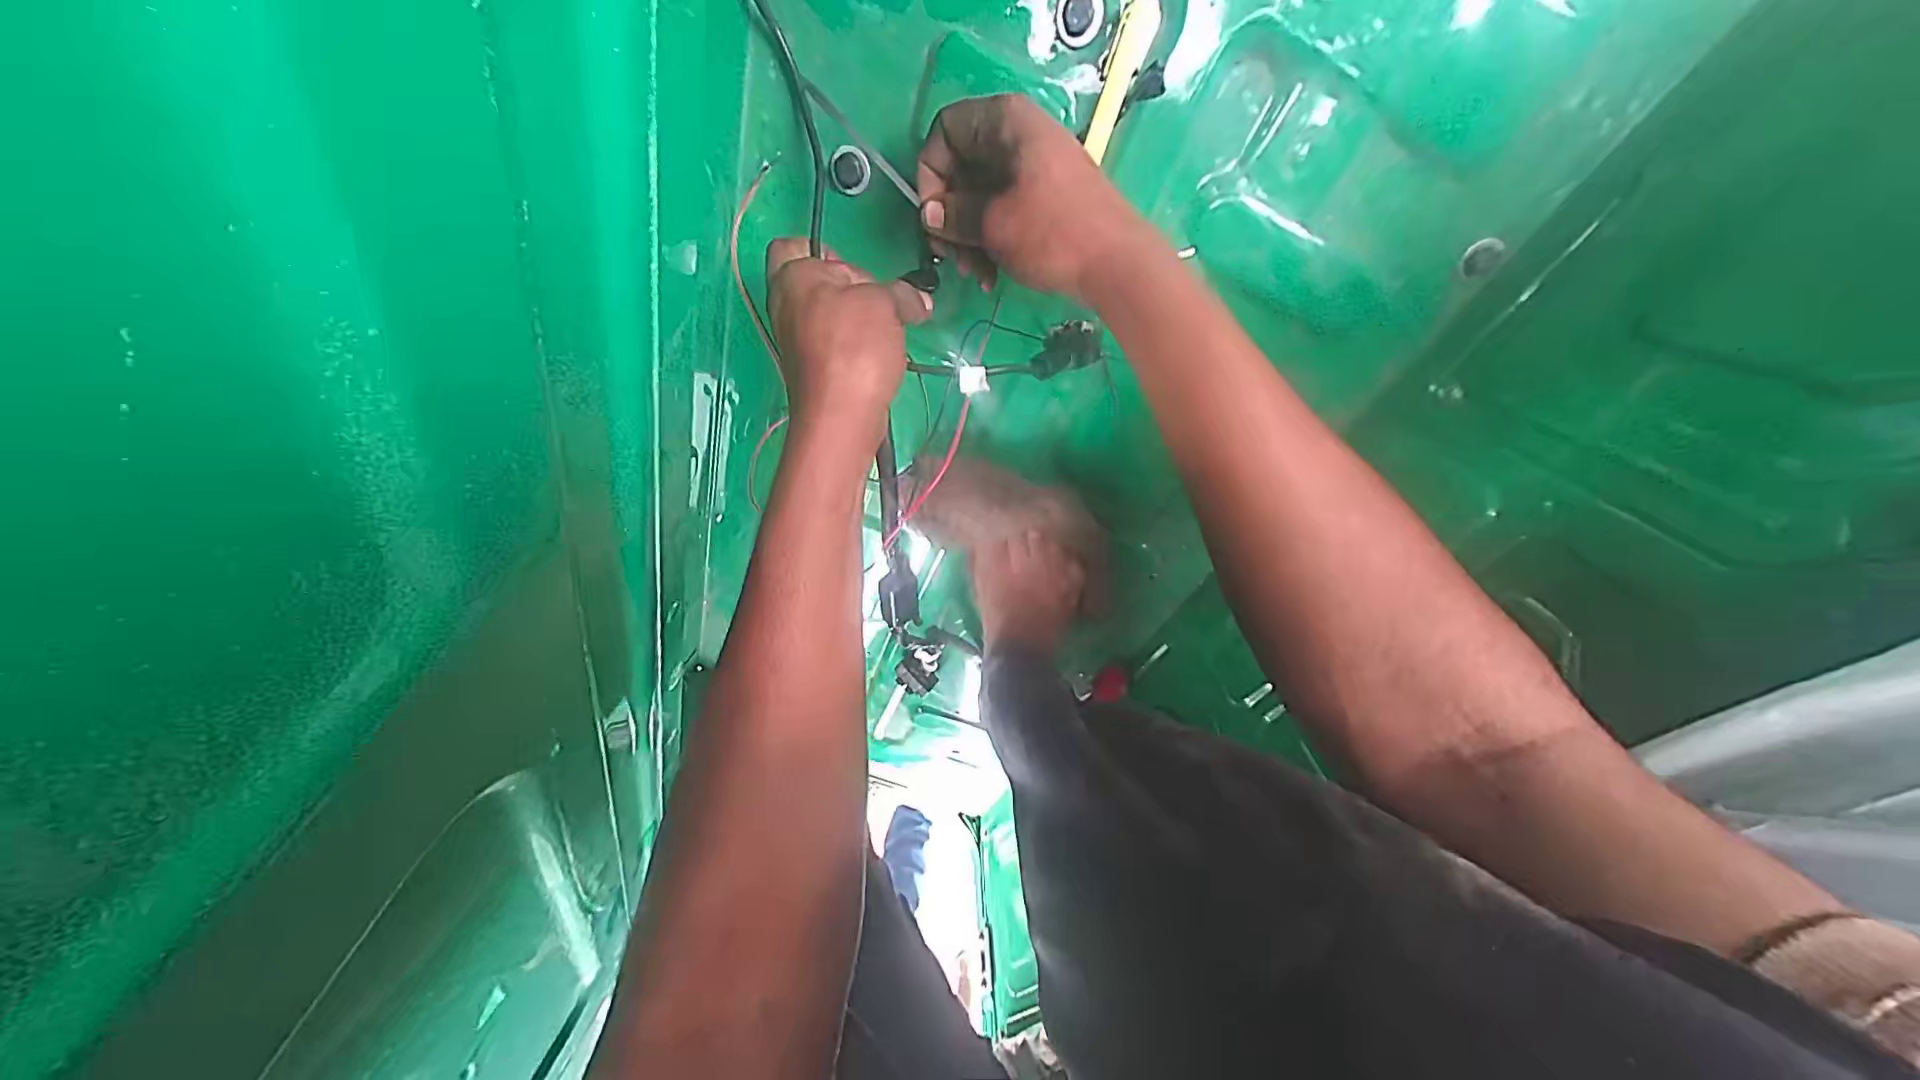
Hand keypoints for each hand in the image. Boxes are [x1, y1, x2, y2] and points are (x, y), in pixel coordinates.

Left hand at [765, 238, 932, 430]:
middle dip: (851, 288)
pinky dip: (855, 348)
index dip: (828, 251)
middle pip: (818, 283)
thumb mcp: (885, 303)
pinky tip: (879, 359)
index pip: (793, 243)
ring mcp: (795, 342)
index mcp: (791, 276)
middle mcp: (784, 306)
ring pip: (829, 316)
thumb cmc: (855, 347)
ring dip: (858, 321)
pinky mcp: (811, 371)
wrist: (840, 416)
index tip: (856, 270)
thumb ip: (900, 293)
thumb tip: (916, 301)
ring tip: (886, 333)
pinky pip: (834, 347)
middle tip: (881, 301)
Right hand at [916, 94, 1159, 300]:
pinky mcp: (1045, 198)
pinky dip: (991, 241)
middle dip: (950, 216)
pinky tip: (991, 276)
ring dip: (969, 238)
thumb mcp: (994, 225)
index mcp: (1006, 122)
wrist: (1116, 265)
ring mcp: (1034, 168)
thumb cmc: (1053, 234)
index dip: (931, 173)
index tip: (932, 216)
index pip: (945, 131)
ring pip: (980, 197)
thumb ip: (954, 214)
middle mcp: (1019, 135)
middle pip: (961, 168)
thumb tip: (928, 214)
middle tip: (950, 256)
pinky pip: (1003, 212)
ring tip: (976, 274)